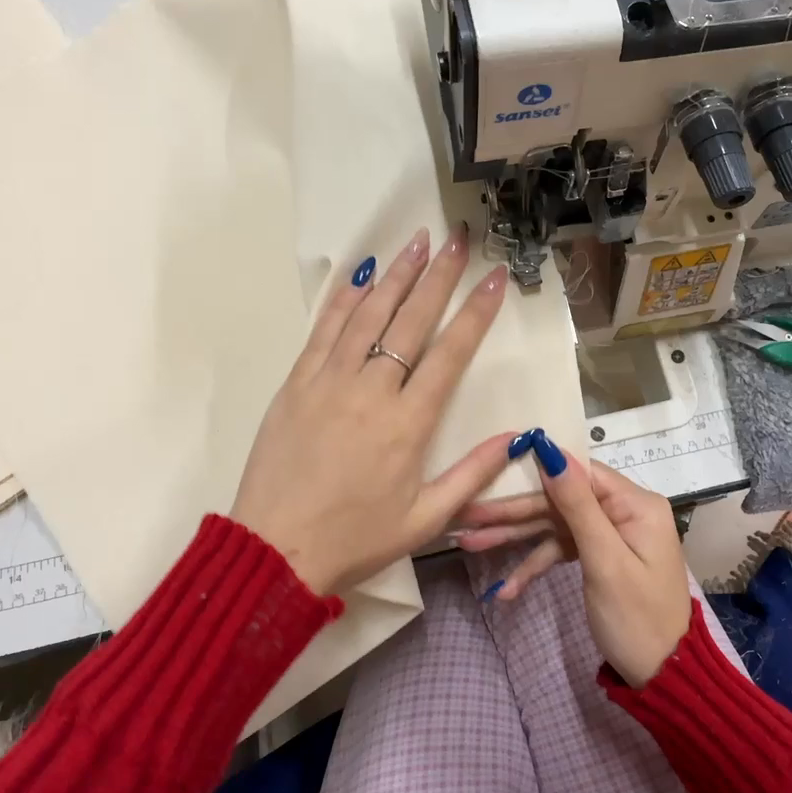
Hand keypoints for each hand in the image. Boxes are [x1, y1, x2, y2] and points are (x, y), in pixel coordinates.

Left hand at [230, 224, 516, 595]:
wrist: (273, 552)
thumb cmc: (355, 539)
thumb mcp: (425, 519)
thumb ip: (473, 474)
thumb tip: (518, 437)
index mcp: (408, 424)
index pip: (450, 353)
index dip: (476, 312)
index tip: (494, 279)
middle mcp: (371, 392)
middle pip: (411, 321)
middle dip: (439, 276)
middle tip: (458, 240)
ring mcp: (329, 382)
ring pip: (368, 316)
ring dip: (395, 275)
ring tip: (417, 242)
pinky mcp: (296, 384)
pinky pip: (324, 330)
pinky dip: (344, 299)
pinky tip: (360, 274)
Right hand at [456, 436, 691, 686]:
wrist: (664, 677)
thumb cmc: (637, 619)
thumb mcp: (605, 561)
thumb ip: (577, 506)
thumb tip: (552, 451)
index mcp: (636, 503)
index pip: (579, 473)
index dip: (537, 472)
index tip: (493, 472)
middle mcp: (624, 511)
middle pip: (561, 500)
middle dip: (515, 511)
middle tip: (468, 516)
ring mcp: (611, 535)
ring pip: (556, 526)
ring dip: (516, 538)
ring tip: (469, 543)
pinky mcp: (601, 556)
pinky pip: (563, 550)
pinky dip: (536, 565)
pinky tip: (506, 588)